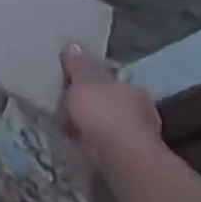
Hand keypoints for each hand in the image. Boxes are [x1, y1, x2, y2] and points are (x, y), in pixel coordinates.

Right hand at [61, 44, 162, 160]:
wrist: (119, 157)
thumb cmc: (104, 113)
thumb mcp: (85, 81)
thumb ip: (78, 64)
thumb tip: (73, 44)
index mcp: (133, 88)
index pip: (110, 78)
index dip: (89, 78)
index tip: (68, 81)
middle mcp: (139, 110)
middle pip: (105, 100)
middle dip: (86, 102)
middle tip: (62, 103)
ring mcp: (133, 134)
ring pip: (101, 121)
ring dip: (85, 122)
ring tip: (61, 122)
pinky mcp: (123, 154)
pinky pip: (96, 140)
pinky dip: (85, 138)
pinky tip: (71, 138)